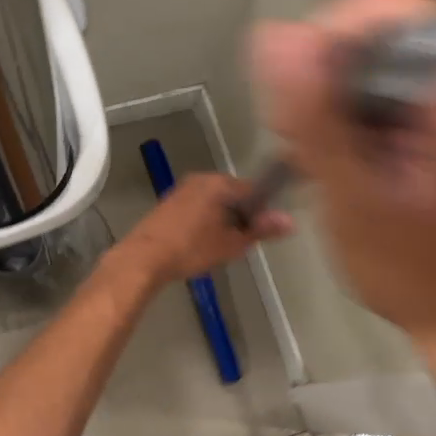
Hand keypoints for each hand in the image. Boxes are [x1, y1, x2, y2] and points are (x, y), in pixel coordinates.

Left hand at [115, 173, 293, 285]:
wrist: (145, 257)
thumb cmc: (192, 248)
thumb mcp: (232, 243)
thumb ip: (261, 229)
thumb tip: (290, 221)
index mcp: (220, 183)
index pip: (255, 190)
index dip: (261, 212)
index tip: (259, 233)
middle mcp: (202, 178)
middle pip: (233, 194)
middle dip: (240, 216)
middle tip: (238, 243)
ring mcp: (182, 188)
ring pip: (214, 201)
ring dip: (221, 219)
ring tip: (217, 245)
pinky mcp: (168, 201)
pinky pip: (197, 206)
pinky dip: (204, 220)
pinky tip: (199, 242)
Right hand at [252, 0, 435, 353]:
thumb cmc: (416, 273)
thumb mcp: (354, 197)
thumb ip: (316, 116)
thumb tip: (271, 34)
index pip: (395, 5)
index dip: (334, 35)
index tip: (296, 97)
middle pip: (384, 25)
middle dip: (327, 71)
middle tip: (298, 134)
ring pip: (378, 54)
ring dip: (332, 94)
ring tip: (315, 153)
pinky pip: (387, 82)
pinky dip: (349, 111)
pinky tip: (336, 156)